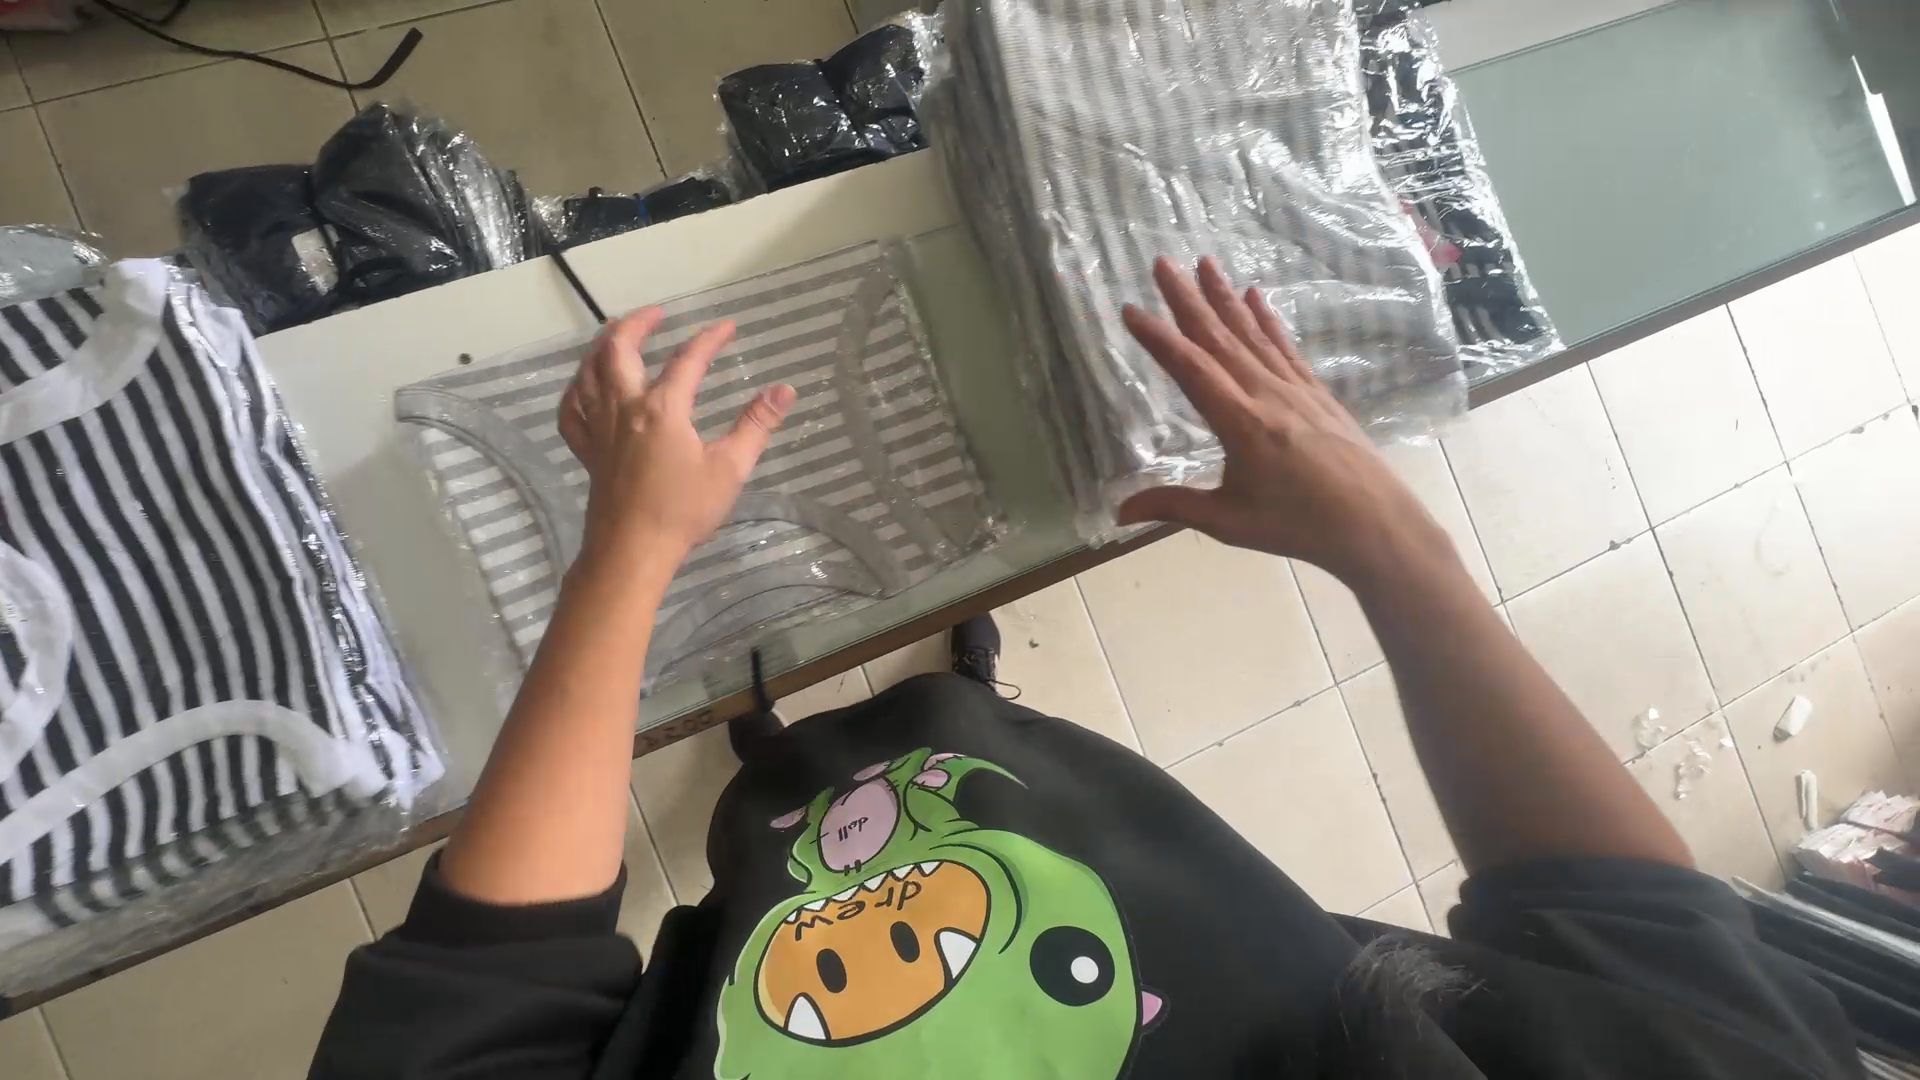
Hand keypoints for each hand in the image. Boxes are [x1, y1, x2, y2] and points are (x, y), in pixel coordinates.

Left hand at [558, 308, 796, 575]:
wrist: (634, 549)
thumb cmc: (684, 510)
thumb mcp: (730, 468)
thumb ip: (757, 425)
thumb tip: (784, 390)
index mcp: (662, 409)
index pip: (687, 360)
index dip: (709, 339)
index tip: (728, 327)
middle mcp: (624, 407)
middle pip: (619, 349)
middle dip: (637, 324)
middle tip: (656, 314)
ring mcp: (598, 427)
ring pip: (588, 371)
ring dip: (602, 346)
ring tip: (616, 335)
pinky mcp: (586, 449)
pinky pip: (571, 409)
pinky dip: (576, 389)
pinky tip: (585, 386)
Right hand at [1116, 257, 1446, 584]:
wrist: (1374, 523)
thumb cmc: (1296, 525)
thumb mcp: (1227, 520)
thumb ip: (1172, 506)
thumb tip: (1118, 512)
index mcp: (1240, 422)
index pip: (1190, 370)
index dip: (1157, 339)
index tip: (1130, 310)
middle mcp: (1265, 393)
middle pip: (1218, 338)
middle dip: (1187, 299)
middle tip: (1162, 263)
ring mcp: (1294, 388)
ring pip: (1251, 333)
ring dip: (1224, 297)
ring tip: (1205, 263)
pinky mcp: (1314, 391)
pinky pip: (1283, 346)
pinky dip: (1265, 319)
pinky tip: (1255, 296)